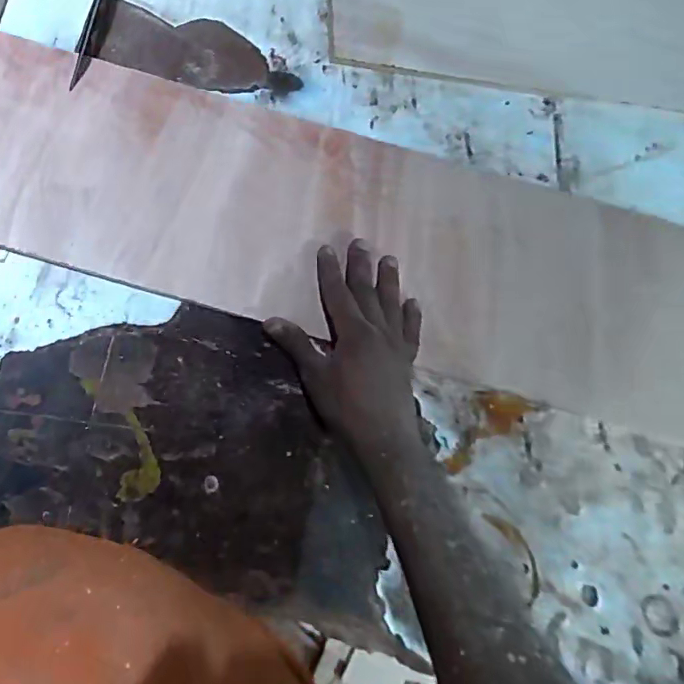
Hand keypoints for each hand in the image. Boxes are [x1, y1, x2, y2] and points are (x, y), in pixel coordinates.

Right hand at [265, 240, 424, 460]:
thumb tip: (271, 320)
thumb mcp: (315, 376)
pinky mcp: (406, 361)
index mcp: (353, 333)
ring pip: (391, 306)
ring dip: (389, 282)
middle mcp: (377, 332)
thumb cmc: (346, 407)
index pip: (337, 294)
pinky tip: (413, 303)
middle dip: (361, 267)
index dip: (330, 271)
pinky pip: (410, 332)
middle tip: (361, 243)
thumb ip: (297, 345)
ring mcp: (395, 346)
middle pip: (367, 293)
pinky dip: (411, 316)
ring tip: (389, 260)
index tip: (326, 249)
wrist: (386, 440)